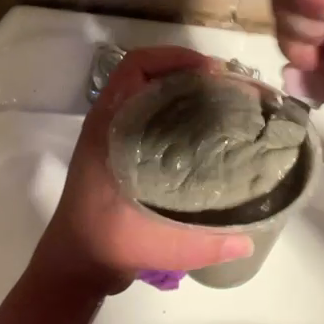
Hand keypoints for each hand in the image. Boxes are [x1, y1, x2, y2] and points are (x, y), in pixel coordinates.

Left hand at [28, 46, 255, 295]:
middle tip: (226, 87)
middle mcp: (109, 125)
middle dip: (186, 74)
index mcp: (110, 128)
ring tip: (220, 104)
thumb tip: (248, 237)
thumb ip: (206, 243)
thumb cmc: (108, 243)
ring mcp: (111, 138)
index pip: (137, 69)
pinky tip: (203, 134)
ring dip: (180, 93)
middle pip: (147, 77)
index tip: (212, 71)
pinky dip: (173, 114)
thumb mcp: (160, 244)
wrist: (75, 264)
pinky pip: (147, 117)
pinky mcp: (118, 154)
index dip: (173, 59)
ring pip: (146, 96)